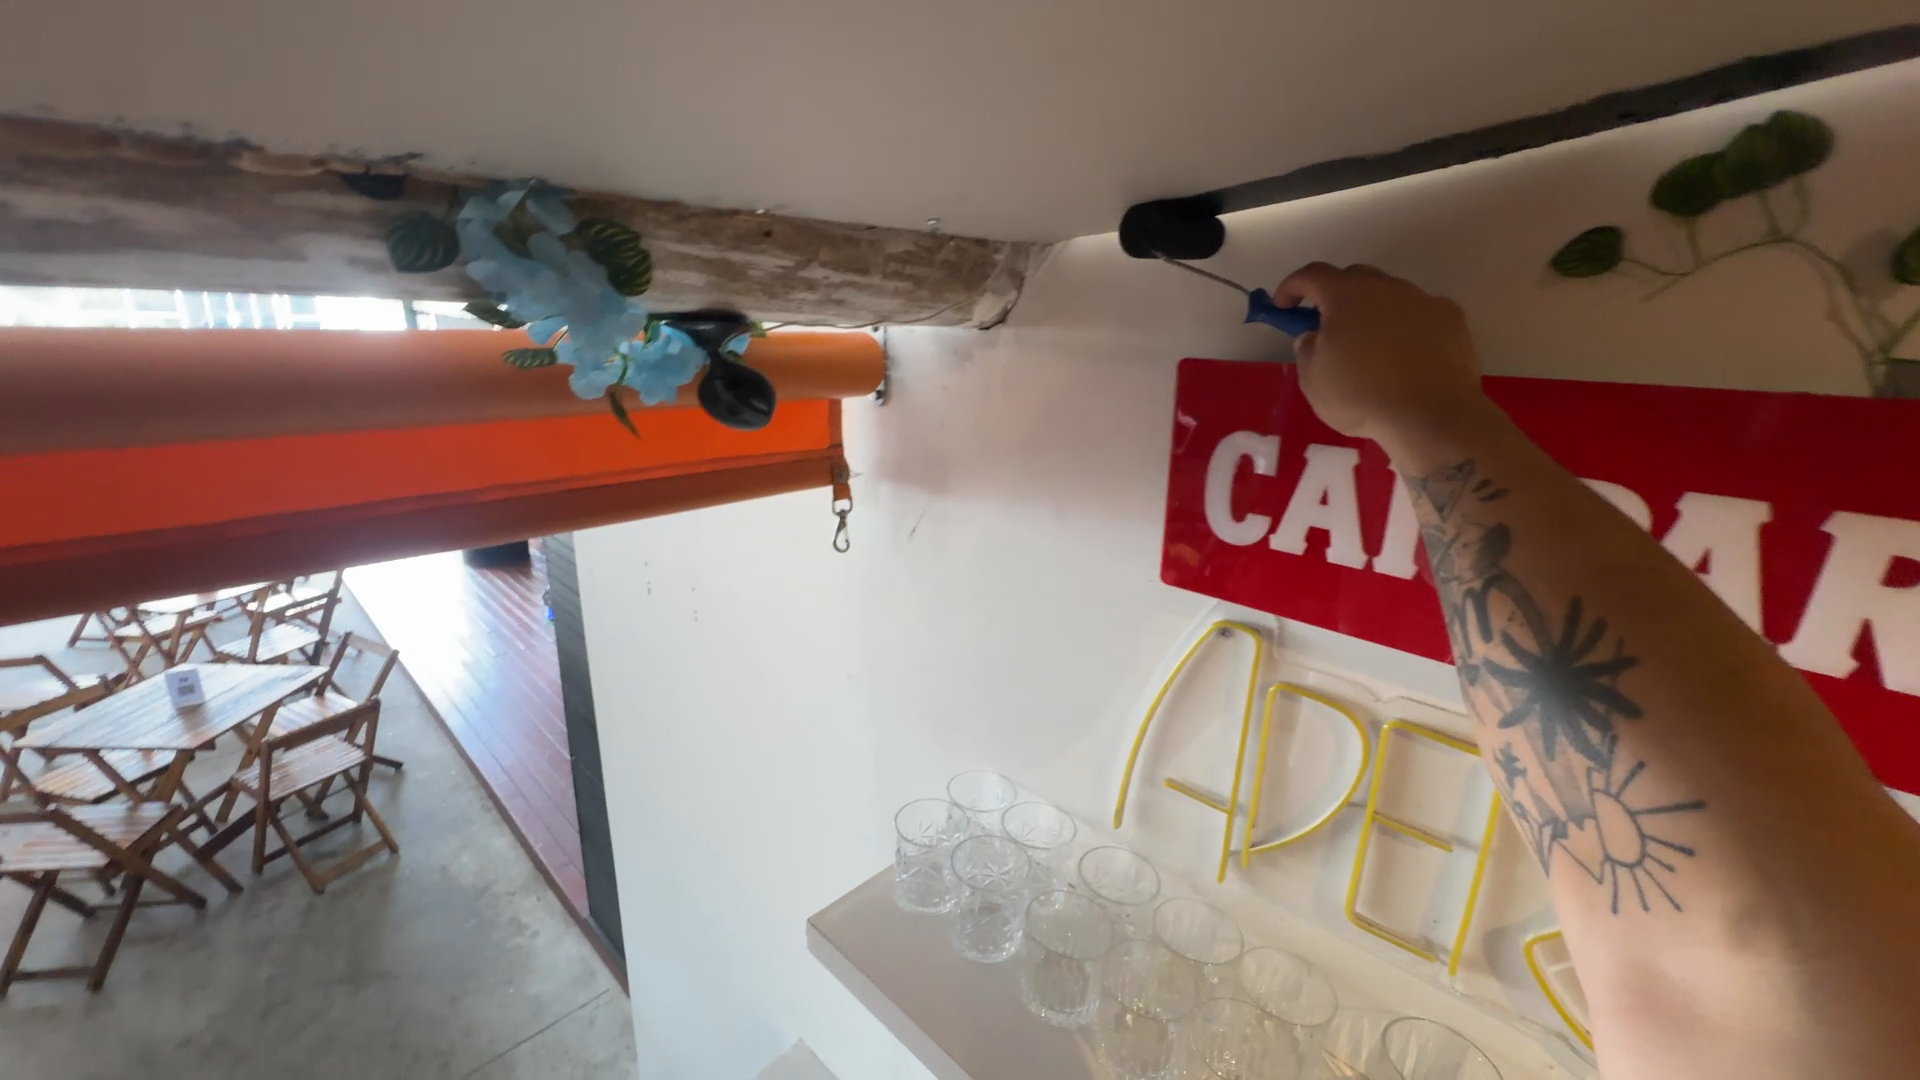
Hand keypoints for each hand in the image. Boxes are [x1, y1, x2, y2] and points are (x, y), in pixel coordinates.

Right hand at [1273, 263, 1487, 444]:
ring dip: (1372, 312)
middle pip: (1354, 277)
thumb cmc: (1359, 395)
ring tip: (1368, 348)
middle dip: (1334, 295)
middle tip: (1326, 326)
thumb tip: (1314, 336)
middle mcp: (1386, 287)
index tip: (1282, 306)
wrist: (1430, 413)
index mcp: (1346, 296)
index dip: (1291, 287)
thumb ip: (1307, 351)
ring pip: (1389, 295)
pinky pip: (1419, 314)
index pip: (1312, 275)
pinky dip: (1405, 326)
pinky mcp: (1451, 319)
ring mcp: (1423, 300)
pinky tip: (1404, 356)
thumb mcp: (1313, 380)